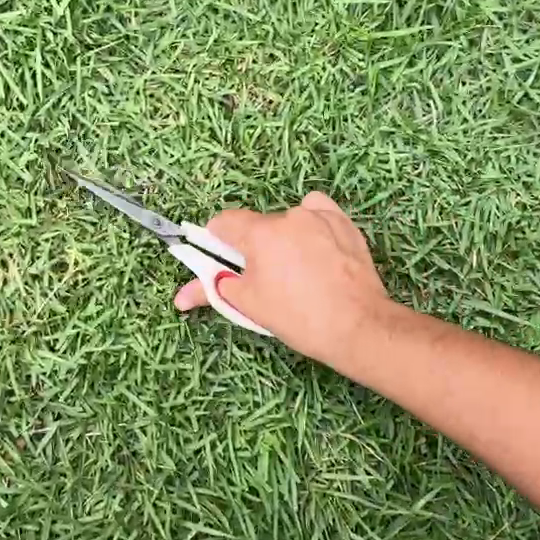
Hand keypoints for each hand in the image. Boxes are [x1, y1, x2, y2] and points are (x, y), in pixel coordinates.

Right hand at [174, 191, 399, 366]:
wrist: (358, 326)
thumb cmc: (297, 317)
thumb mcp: (248, 304)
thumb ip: (211, 291)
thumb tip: (180, 298)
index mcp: (259, 233)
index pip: (224, 223)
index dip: (217, 241)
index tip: (225, 262)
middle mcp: (288, 216)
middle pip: (257, 226)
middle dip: (254, 248)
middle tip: (265, 280)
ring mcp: (319, 216)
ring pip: (287, 221)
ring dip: (283, 239)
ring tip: (297, 271)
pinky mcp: (344, 223)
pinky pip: (318, 212)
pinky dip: (312, 226)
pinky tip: (317, 249)